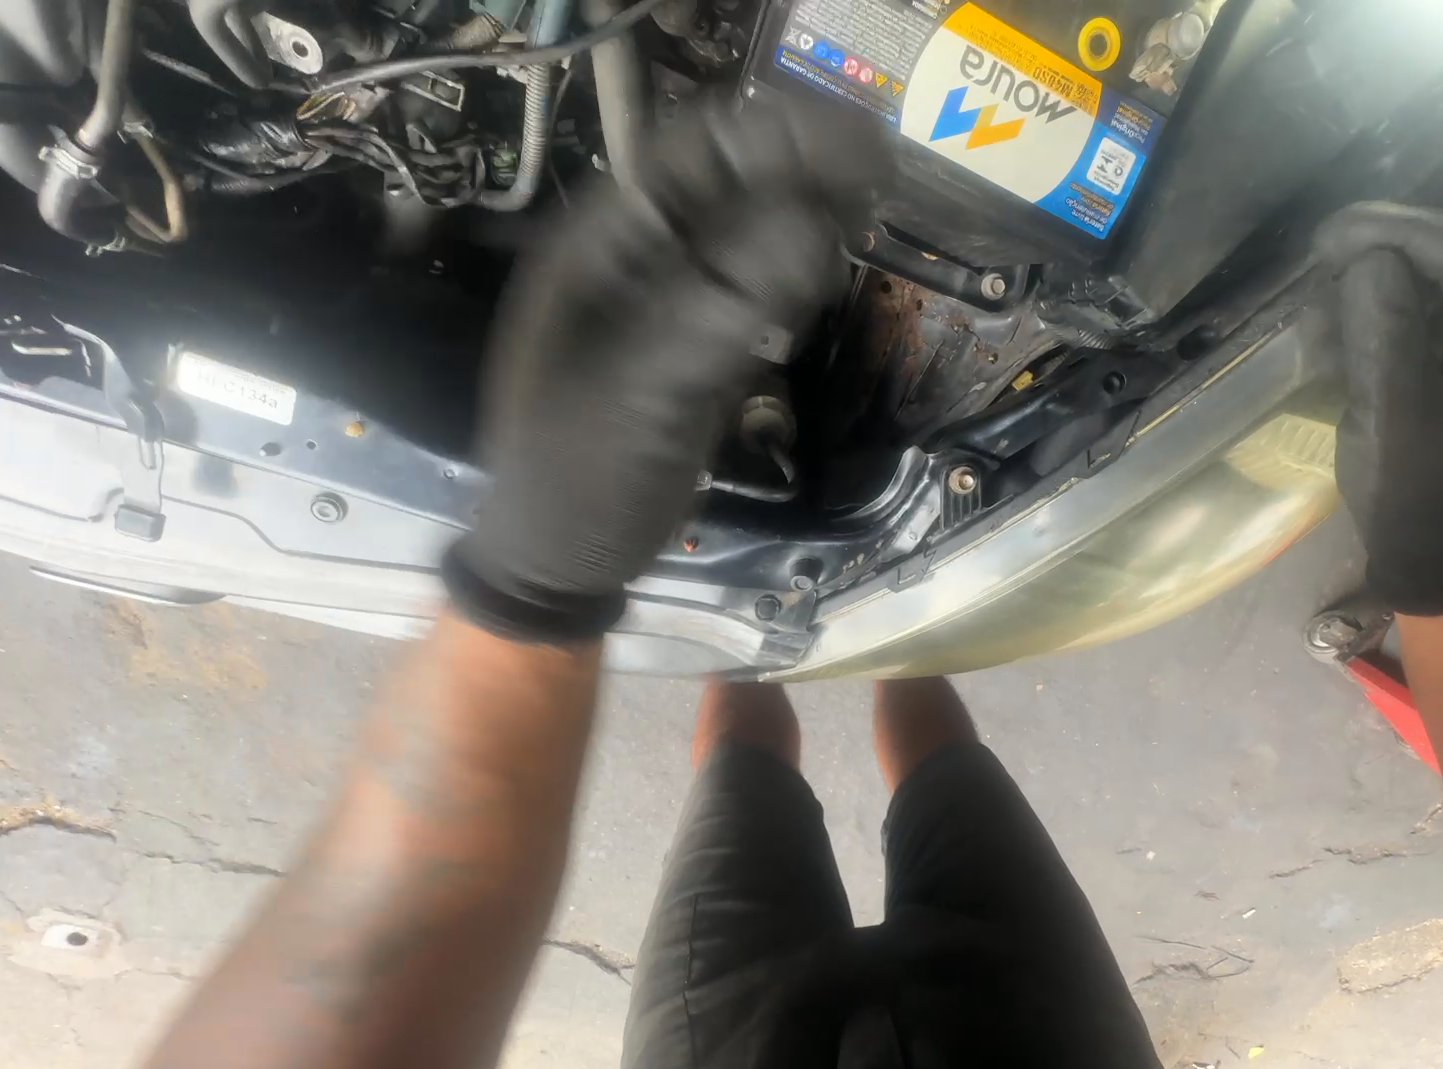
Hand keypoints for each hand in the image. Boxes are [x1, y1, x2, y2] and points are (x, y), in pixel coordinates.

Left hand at [444, 100, 888, 641]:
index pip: (699, 158)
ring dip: (802, 223)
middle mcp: (638, 261)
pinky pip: (750, 297)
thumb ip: (721, 308)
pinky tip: (821, 285)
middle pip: (729, 190)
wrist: (561, 555)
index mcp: (606, 248)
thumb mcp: (641, 391)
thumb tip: (813, 226)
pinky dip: (790, 283)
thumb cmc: (581, 478)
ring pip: (746, 240)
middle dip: (803, 175)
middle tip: (880, 182)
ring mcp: (668, 307)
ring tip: (864, 220)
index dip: (783, 138)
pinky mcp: (694, 352)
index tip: (866, 149)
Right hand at [1311, 202, 1442, 615]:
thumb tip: (1365, 258)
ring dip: (1375, 281)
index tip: (1335, 229)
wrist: (1428, 554)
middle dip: (1389, 247)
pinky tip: (1330, 328)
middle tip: (1321, 244)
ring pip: (1435, 287)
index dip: (1405, 231)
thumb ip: (1384, 333)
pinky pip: (1418, 322)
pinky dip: (1372, 315)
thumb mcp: (1393, 415)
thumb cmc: (1412, 495)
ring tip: (1318, 291)